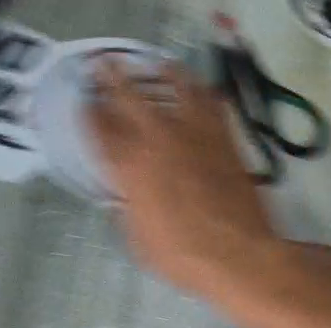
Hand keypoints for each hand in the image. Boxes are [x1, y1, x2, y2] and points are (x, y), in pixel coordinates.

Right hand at [87, 61, 281, 298]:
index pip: (97, 125)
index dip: (90, 113)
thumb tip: (127, 203)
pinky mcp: (228, 145)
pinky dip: (206, 96)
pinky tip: (205, 92)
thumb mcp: (141, 243)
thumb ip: (129, 213)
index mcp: (125, 164)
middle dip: (112, 77)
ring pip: (174, 89)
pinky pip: (215, 108)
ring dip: (163, 75)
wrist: (242, 258)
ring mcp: (194, 137)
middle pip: (126, 94)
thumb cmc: (186, 259)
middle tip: (107, 65)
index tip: (88, 106)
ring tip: (161, 66)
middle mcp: (155, 140)